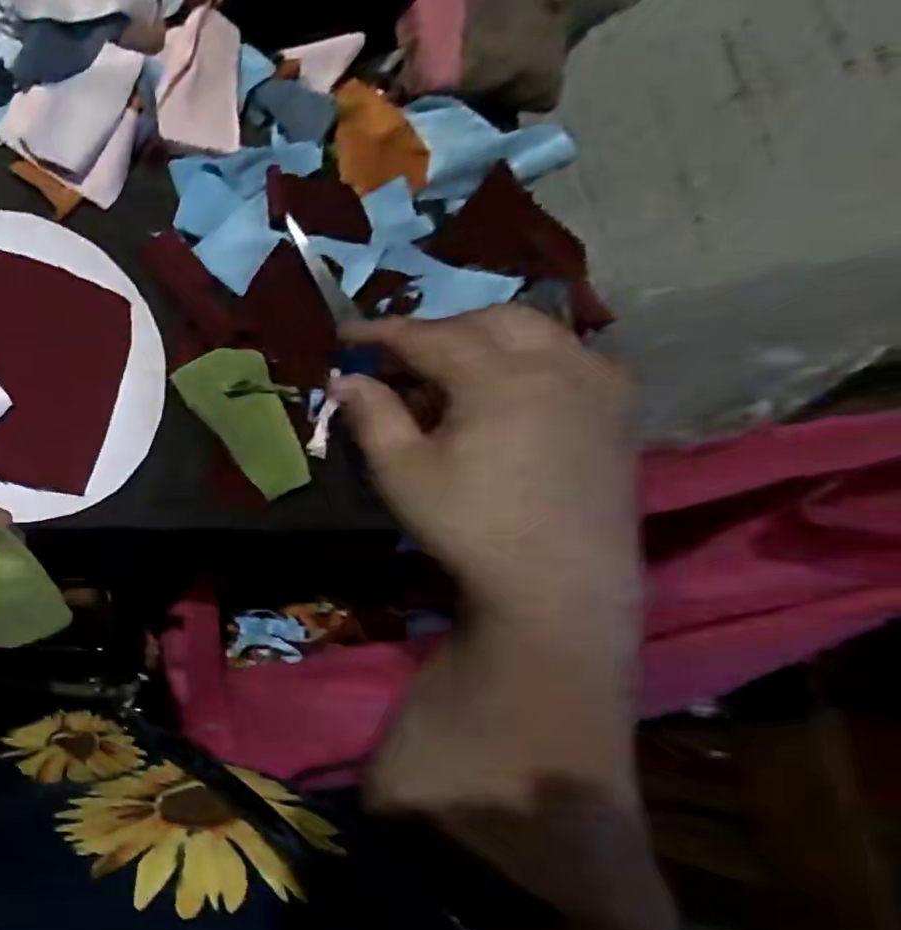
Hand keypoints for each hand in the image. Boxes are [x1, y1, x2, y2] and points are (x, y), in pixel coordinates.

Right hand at [336, 306, 640, 628]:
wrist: (558, 578)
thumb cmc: (468, 522)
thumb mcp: (401, 471)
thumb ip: (372, 416)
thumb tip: (345, 378)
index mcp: (500, 378)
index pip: (432, 336)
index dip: (384, 332)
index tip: (345, 333)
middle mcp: (559, 363)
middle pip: (491, 319)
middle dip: (438, 328)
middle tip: (397, 355)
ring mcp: (598, 382)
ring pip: (536, 331)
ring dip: (484, 337)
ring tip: (447, 371)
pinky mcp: (618, 407)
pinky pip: (569, 355)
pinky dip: (526, 356)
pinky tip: (504, 390)